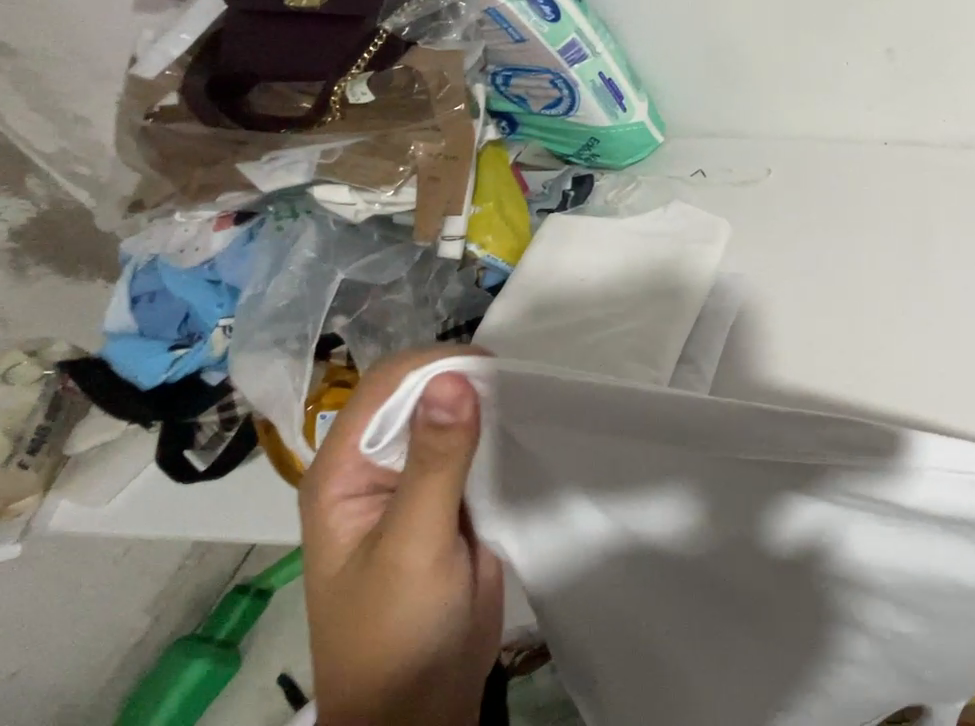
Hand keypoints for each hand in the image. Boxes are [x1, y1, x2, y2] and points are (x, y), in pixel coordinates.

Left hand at [299, 346, 503, 725]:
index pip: (386, 389)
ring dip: (494, 410)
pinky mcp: (461, 504)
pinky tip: (538, 435)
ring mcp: (422, 487)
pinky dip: (508, 438)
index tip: (500, 375)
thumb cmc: (395, 629)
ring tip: (540, 408)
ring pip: (457, 422)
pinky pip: (483, 453)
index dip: (437, 370)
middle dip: (471, 385)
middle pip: (422, 398)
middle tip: (528, 393)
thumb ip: (435, 462)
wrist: (420, 701)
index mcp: (345, 473)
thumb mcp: (413, 544)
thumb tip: (454, 378)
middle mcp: (380, 470)